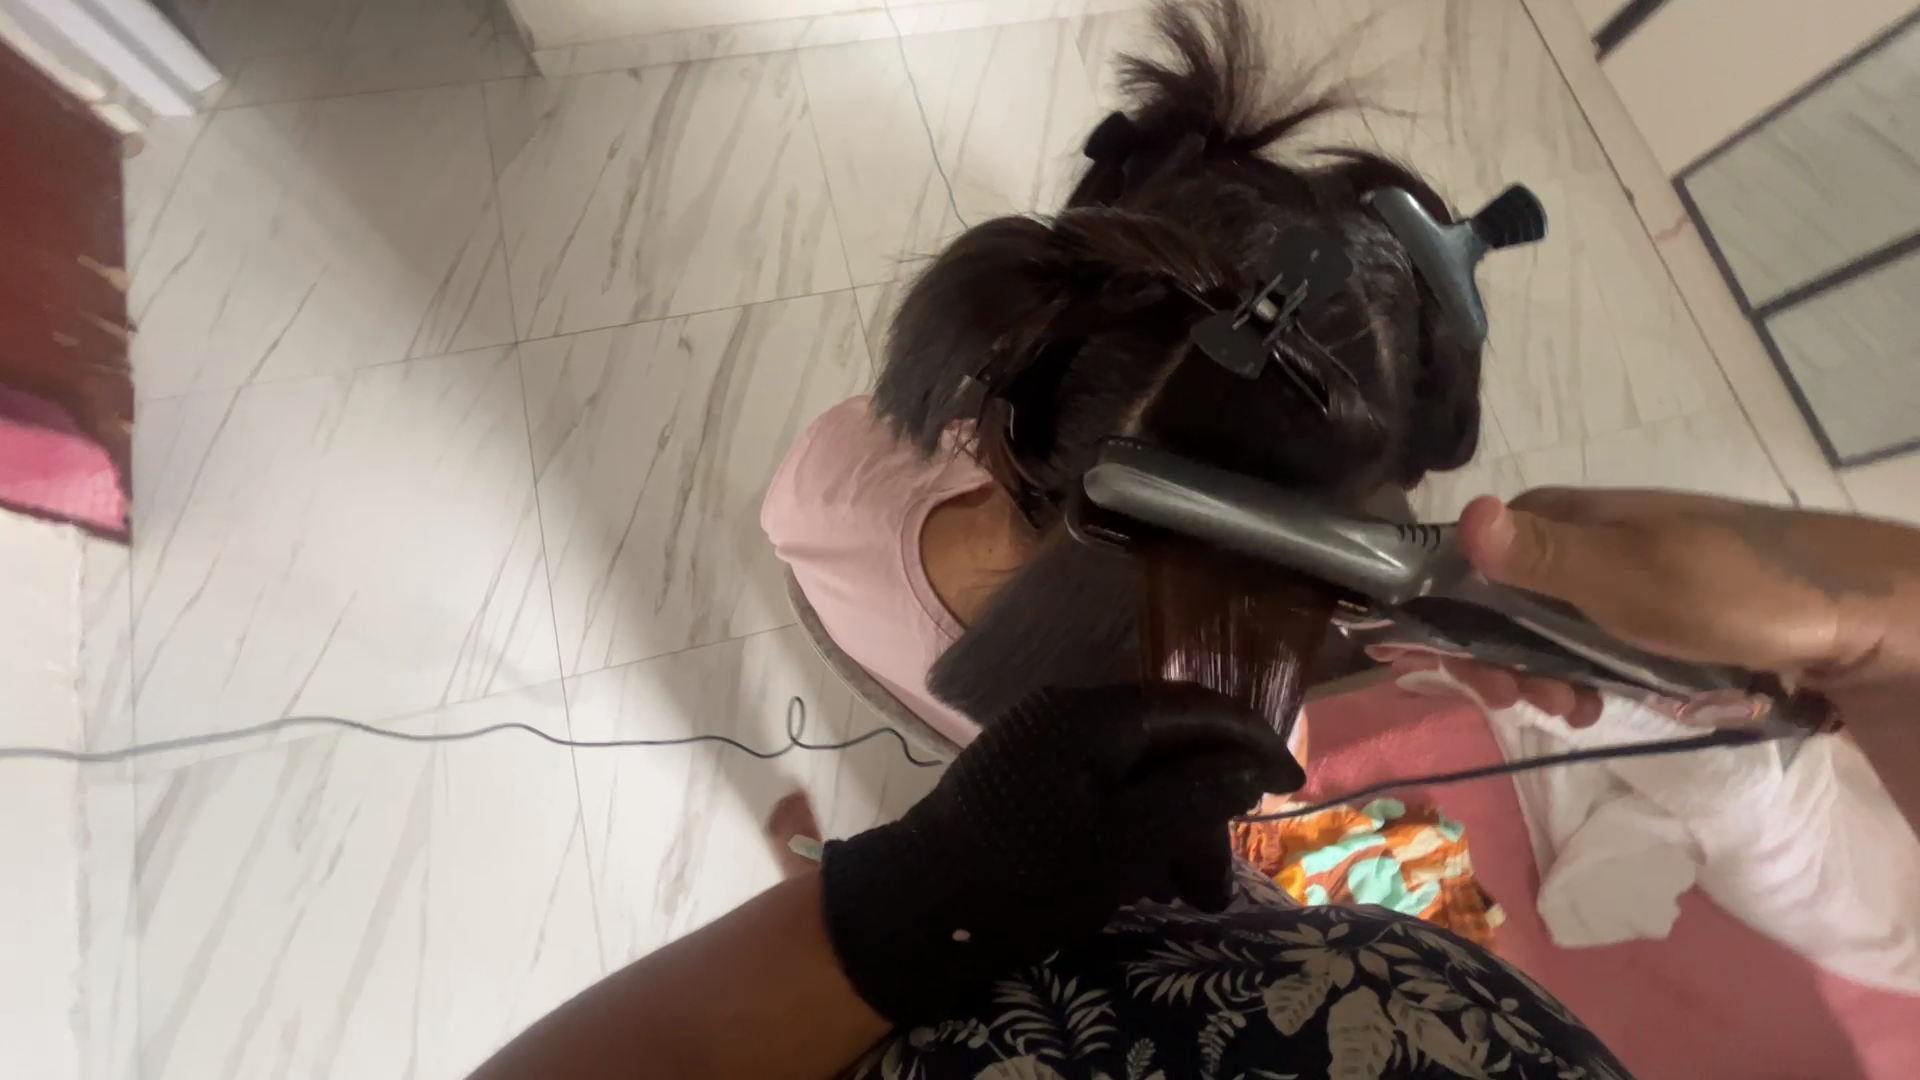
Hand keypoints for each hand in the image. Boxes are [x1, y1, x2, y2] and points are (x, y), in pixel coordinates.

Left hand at [820, 684, 1300, 1023]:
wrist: (920, 904)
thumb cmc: (1027, 874)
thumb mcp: (1125, 844)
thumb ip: (1193, 795)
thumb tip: (1247, 763)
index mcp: (1092, 713)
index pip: (1190, 706)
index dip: (1248, 738)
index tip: (1291, 779)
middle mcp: (1066, 711)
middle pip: (1161, 746)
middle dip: (1199, 809)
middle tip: (1215, 884)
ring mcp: (1042, 738)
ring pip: (1130, 772)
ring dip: (1165, 827)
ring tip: (1181, 896)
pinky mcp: (1026, 768)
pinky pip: (1096, 785)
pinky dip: (1126, 825)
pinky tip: (1137, 877)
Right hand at [1426, 489, 1919, 720]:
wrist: (1868, 618)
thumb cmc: (1733, 590)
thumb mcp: (1628, 573)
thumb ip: (1542, 553)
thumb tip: (1467, 512)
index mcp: (1551, 517)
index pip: (1461, 561)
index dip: (1448, 616)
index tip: (1464, 666)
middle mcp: (1566, 539)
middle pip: (1491, 600)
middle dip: (1494, 656)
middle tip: (1519, 700)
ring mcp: (1603, 573)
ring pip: (1532, 626)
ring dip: (1534, 673)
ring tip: (1568, 709)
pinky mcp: (1636, 607)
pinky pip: (1578, 641)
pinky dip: (1574, 675)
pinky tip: (1591, 701)